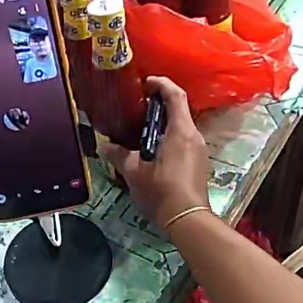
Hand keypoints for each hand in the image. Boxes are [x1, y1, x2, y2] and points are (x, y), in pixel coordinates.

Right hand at [103, 76, 210, 231]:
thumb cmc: (161, 190)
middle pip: (179, 110)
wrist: (187, 218)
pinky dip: (169, 138)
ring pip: (182, 127)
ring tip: (142, 128)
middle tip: (139, 107)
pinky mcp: (198, 164)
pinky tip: (153, 150)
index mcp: (181, 131)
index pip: (175, 95)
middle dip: (160, 104)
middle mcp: (194, 136)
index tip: (146, 83)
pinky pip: (183, 142)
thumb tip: (103, 146)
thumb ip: (118, 155)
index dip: (161, 84)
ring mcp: (199, 151)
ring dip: (164, 123)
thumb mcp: (134, 172)